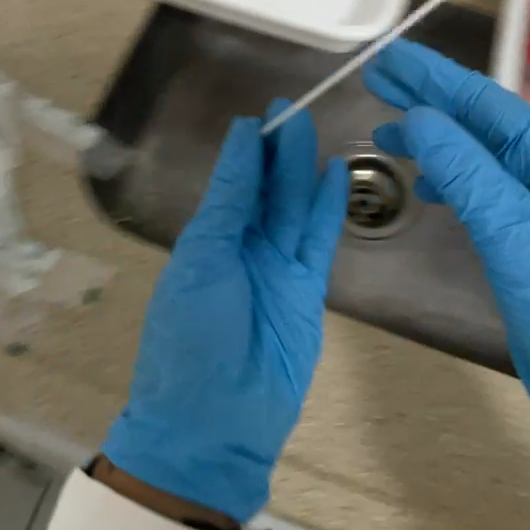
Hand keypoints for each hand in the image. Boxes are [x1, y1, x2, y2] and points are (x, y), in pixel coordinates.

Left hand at [101, 104, 348, 521]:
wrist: (215, 419)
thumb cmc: (192, 333)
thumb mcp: (201, 256)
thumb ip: (229, 197)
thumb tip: (241, 137)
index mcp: (207, 238)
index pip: (233, 182)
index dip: (247, 149)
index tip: (261, 114)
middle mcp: (243, 247)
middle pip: (267, 189)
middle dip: (277, 150)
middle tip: (290, 110)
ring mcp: (278, 267)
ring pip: (295, 207)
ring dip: (302, 169)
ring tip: (311, 127)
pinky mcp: (309, 289)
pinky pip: (320, 239)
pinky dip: (329, 207)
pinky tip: (336, 174)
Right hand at [364, 41, 529, 485]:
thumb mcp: (514, 232)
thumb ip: (465, 170)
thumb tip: (418, 115)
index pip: (485, 102)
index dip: (434, 76)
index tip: (388, 55)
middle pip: (478, 122)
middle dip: (428, 97)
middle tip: (375, 77)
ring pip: (475, 155)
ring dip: (431, 139)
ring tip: (384, 130)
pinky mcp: (524, 239)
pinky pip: (477, 191)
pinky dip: (446, 180)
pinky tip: (424, 184)